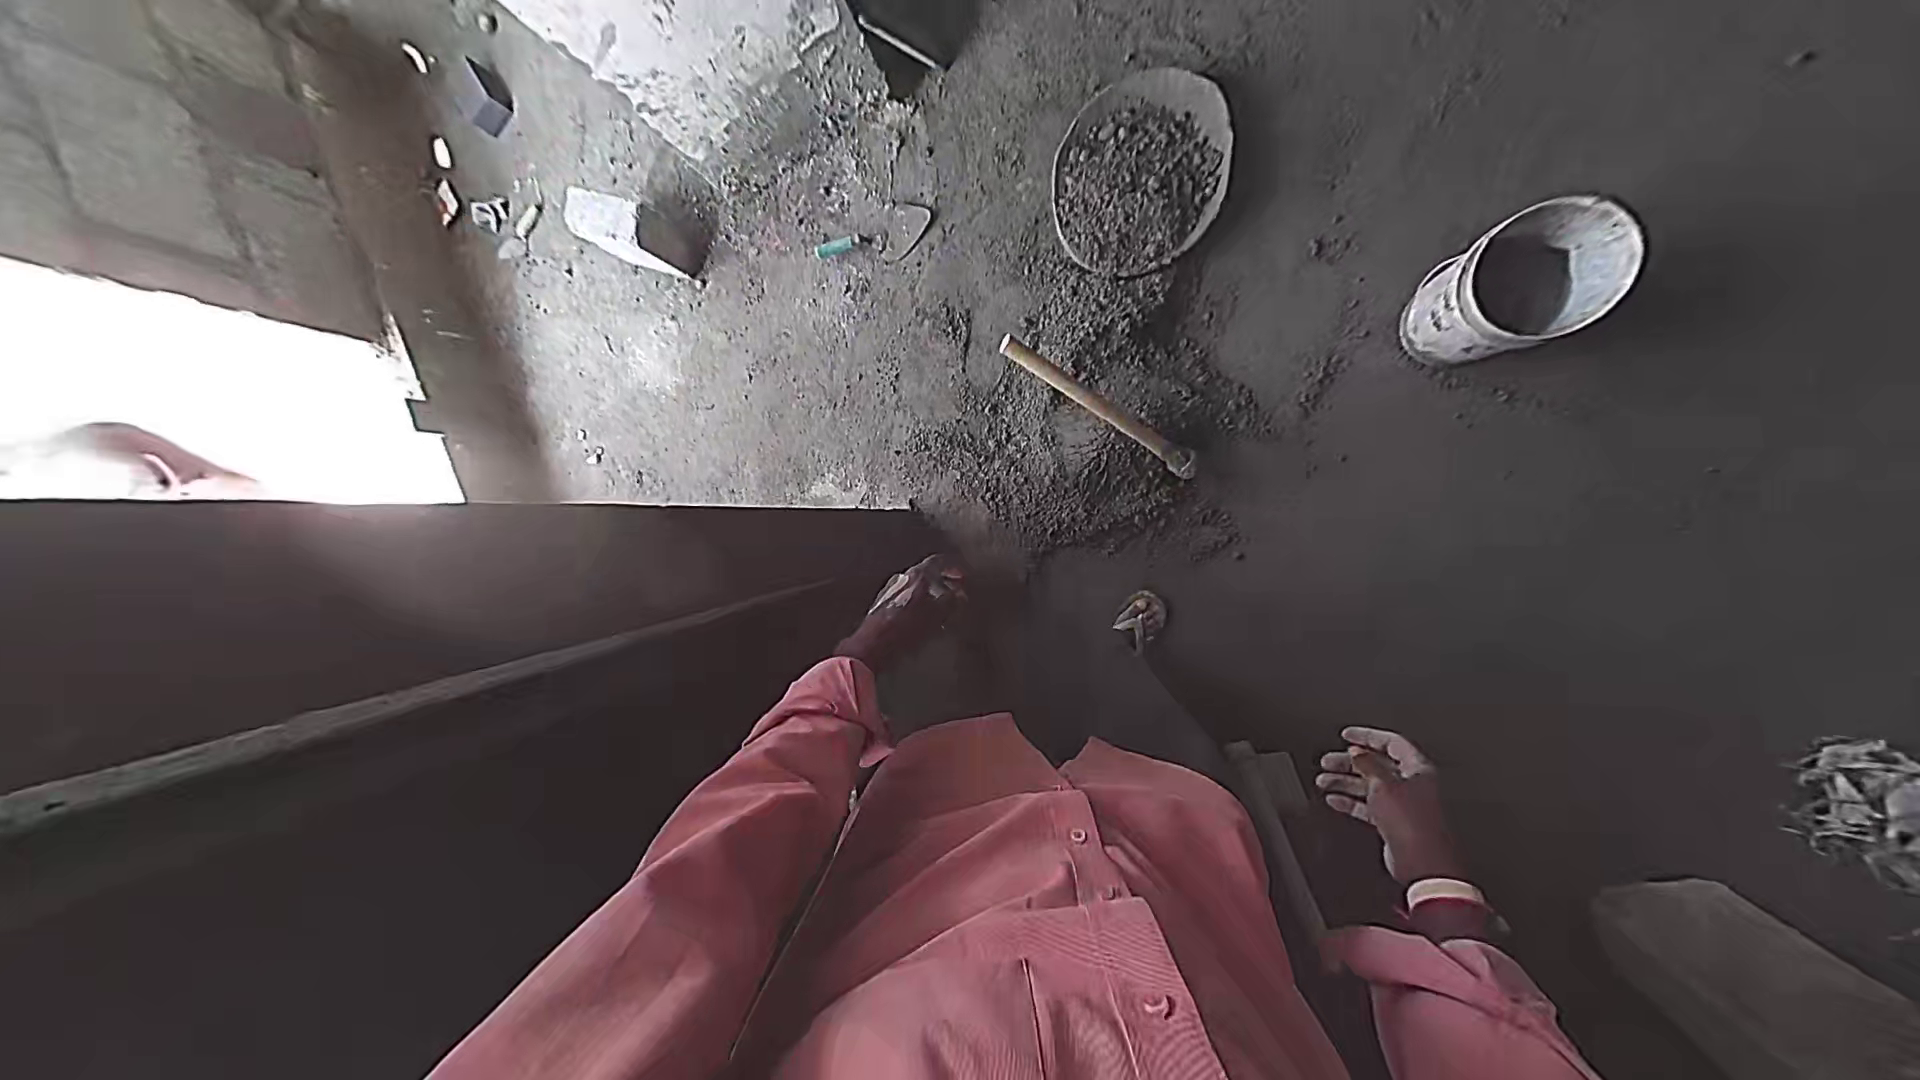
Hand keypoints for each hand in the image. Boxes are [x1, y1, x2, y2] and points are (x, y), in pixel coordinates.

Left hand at [834, 555, 966, 673]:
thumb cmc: (906, 629)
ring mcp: (890, 590)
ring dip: (932, 591)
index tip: (964, 573)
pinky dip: (920, 600)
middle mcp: (902, 578)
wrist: (872, 644)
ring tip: (944, 605)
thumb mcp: (936, 616)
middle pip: (927, 572)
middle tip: (957, 589)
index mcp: (917, 576)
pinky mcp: (883, 604)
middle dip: (944, 580)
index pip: (939, 561)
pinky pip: (907, 596)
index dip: (954, 566)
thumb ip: (951, 602)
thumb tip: (960, 595)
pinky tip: (925, 615)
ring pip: (916, 584)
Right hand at [1316, 726, 1465, 883]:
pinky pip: (1368, 805)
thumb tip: (1357, 752)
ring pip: (1369, 785)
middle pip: (1376, 765)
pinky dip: (1350, 801)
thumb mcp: (1383, 784)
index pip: (1391, 743)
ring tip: (1324, 780)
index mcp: (1417, 770)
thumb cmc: (1413, 825)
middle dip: (1349, 762)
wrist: (1423, 865)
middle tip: (1329, 760)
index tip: (1347, 735)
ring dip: (1345, 781)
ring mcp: (1404, 805)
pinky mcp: (1395, 822)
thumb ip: (1367, 764)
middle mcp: (1412, 785)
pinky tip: (1335, 799)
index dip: (1368, 736)